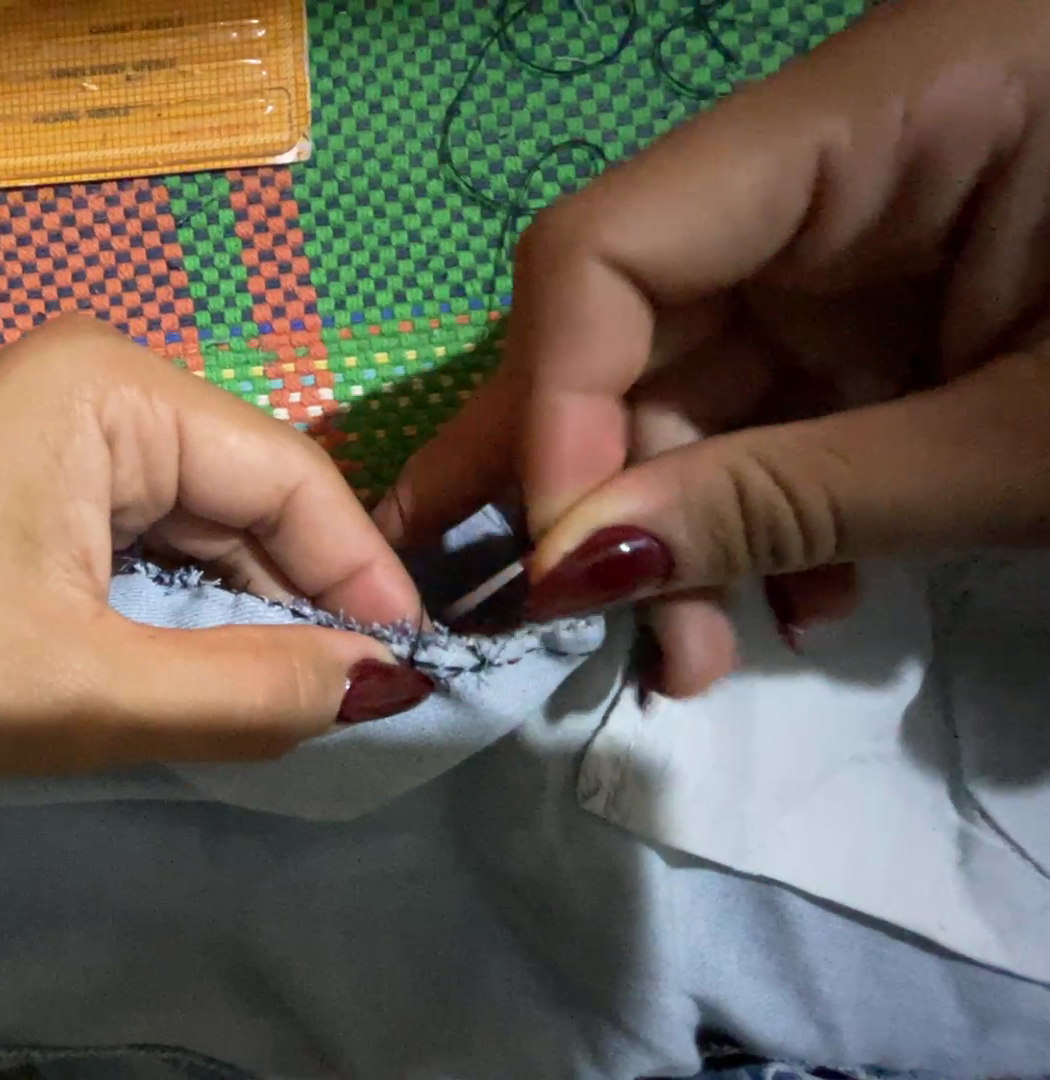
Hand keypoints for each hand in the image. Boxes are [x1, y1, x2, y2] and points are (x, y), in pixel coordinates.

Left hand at [0, 315, 428, 785]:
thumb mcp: (84, 687)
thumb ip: (241, 688)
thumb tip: (378, 684)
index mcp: (105, 390)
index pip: (280, 472)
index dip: (356, 566)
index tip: (409, 654)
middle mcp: (92, 388)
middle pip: (242, 491)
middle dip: (302, 589)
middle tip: (354, 686)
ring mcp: (62, 431)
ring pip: (200, 518)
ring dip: (247, 600)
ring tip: (294, 682)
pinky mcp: (40, 481)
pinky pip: (148, 534)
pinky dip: (189, 598)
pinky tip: (217, 652)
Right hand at [378, 0, 1049, 695]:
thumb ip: (784, 503)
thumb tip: (566, 576)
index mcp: (884, 113)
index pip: (600, 251)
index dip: (548, 406)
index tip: (558, 554)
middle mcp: (817, 167)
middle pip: (609, 333)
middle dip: (572, 490)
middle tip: (514, 608)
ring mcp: (837, 244)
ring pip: (671, 397)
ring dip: (670, 536)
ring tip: (700, 657)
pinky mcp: (867, 309)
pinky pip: (751, 414)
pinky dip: (749, 517)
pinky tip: (796, 600)